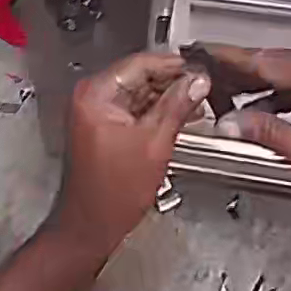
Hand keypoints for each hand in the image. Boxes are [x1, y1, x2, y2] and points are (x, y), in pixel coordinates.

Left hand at [48, 53, 209, 254]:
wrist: (90, 228)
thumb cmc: (111, 194)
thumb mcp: (154, 143)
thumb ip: (178, 105)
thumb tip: (197, 81)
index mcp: (97, 94)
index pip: (140, 63)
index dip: (173, 65)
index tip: (197, 69)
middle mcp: (91, 97)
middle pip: (139, 74)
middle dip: (171, 81)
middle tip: (200, 85)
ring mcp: (95, 111)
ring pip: (139, 90)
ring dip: (166, 95)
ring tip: (195, 100)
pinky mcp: (103, 125)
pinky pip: (134, 107)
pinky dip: (155, 110)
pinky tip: (177, 114)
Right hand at [208, 46, 290, 222]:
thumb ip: (267, 132)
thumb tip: (231, 121)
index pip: (265, 61)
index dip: (231, 60)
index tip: (205, 55)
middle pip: (277, 62)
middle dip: (242, 74)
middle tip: (210, 80)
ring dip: (263, 88)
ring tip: (230, 100)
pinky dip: (285, 96)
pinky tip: (266, 112)